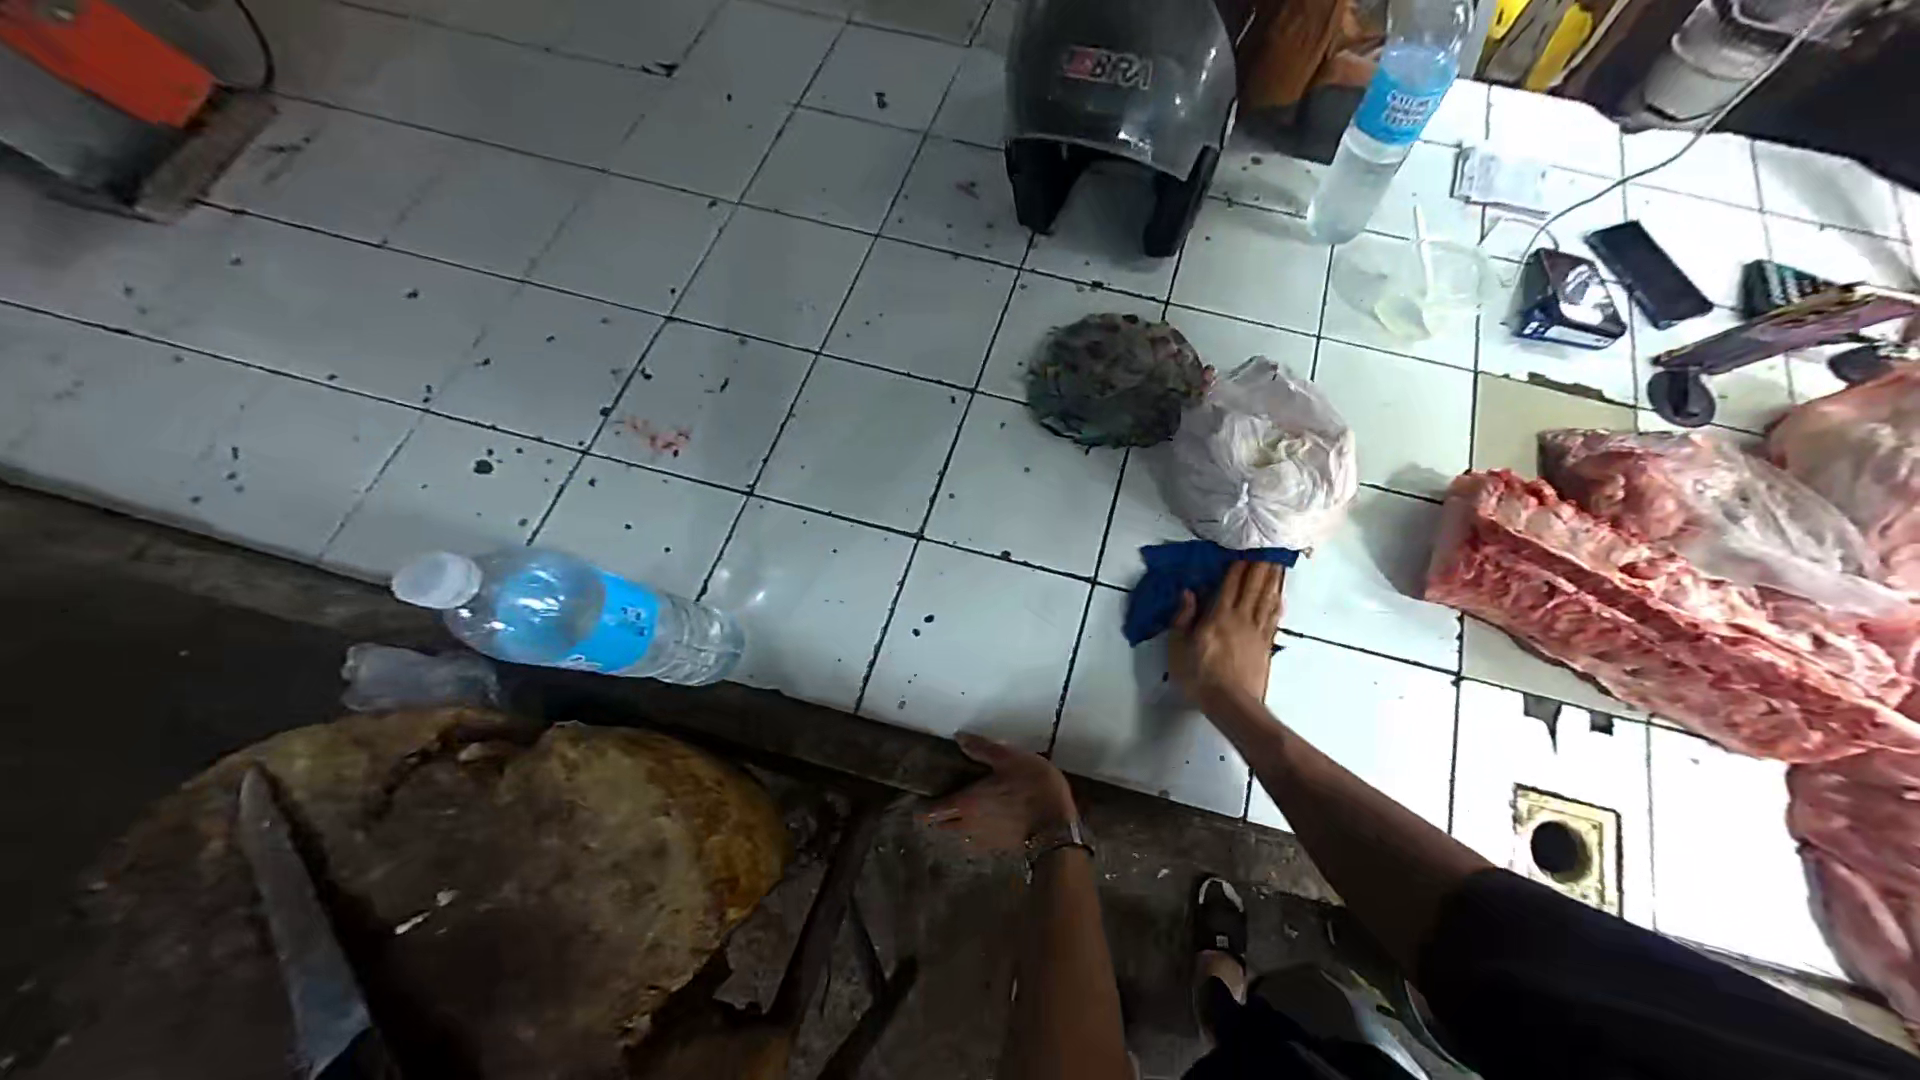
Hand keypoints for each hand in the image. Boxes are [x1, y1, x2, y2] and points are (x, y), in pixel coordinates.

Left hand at [919, 733, 1077, 851]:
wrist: (1057, 830)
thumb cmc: (1031, 789)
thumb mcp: (1009, 759)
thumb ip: (982, 749)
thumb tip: (959, 738)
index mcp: (966, 803)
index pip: (932, 812)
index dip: (922, 809)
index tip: (919, 801)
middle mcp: (969, 826)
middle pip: (944, 826)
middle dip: (939, 817)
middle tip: (942, 801)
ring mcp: (985, 841)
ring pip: (962, 835)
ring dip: (959, 825)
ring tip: (966, 810)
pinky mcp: (1002, 848)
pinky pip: (981, 840)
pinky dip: (979, 831)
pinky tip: (990, 821)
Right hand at [1169, 560, 1283, 708]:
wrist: (1231, 704)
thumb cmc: (1199, 675)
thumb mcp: (1178, 646)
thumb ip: (1183, 618)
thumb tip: (1188, 592)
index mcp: (1218, 616)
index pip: (1229, 584)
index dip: (1237, 566)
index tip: (1244, 549)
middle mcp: (1240, 618)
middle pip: (1253, 587)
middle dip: (1259, 566)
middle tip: (1268, 548)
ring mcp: (1256, 632)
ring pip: (1266, 599)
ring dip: (1271, 580)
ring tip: (1277, 564)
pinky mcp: (1265, 645)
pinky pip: (1273, 619)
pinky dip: (1277, 605)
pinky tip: (1280, 597)